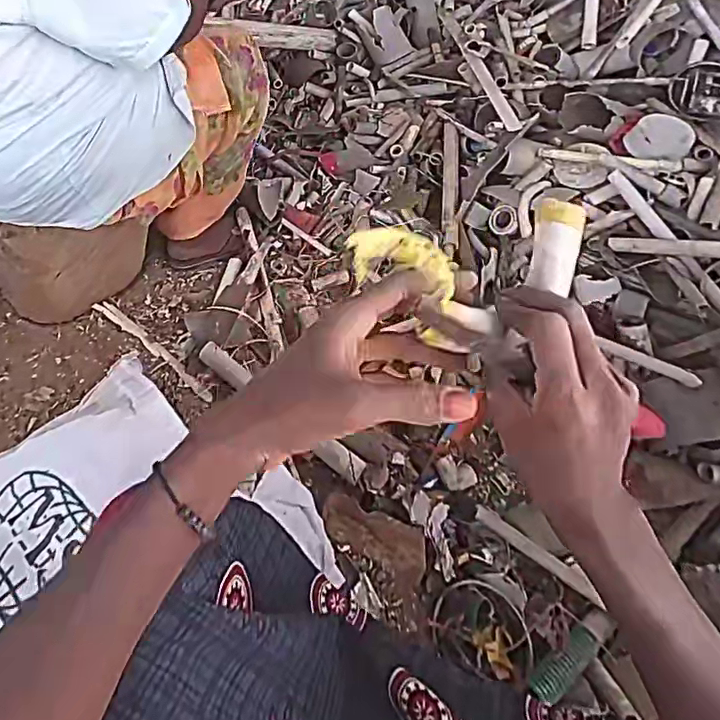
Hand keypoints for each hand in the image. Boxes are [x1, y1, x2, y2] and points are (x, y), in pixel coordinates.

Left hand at [194, 273, 475, 469]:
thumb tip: (460, 400)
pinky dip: (403, 377)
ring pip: (390, 347)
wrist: (251, 433)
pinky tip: (423, 389)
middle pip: (398, 318)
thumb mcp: (358, 401)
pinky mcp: (337, 380)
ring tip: (457, 365)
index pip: (396, 289)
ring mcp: (340, 356)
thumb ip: (413, 401)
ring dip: (421, 355)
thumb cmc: (287, 406)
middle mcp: (344, 332)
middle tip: (468, 331)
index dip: (431, 286)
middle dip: (433, 324)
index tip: (463, 289)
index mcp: (346, 321)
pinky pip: (379, 370)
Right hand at [488, 288, 640, 539]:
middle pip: (574, 317)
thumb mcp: (509, 426)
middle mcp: (600, 388)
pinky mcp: (623, 392)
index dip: (521, 309)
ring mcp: (617, 388)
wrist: (590, 502)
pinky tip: (551, 359)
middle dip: (540, 300)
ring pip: (584, 333)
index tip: (504, 308)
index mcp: (568, 397)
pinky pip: (594, 354)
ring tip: (527, 334)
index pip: (549, 327)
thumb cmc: (551, 475)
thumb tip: (492, 351)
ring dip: (553, 324)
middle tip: (516, 300)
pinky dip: (569, 347)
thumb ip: (499, 381)